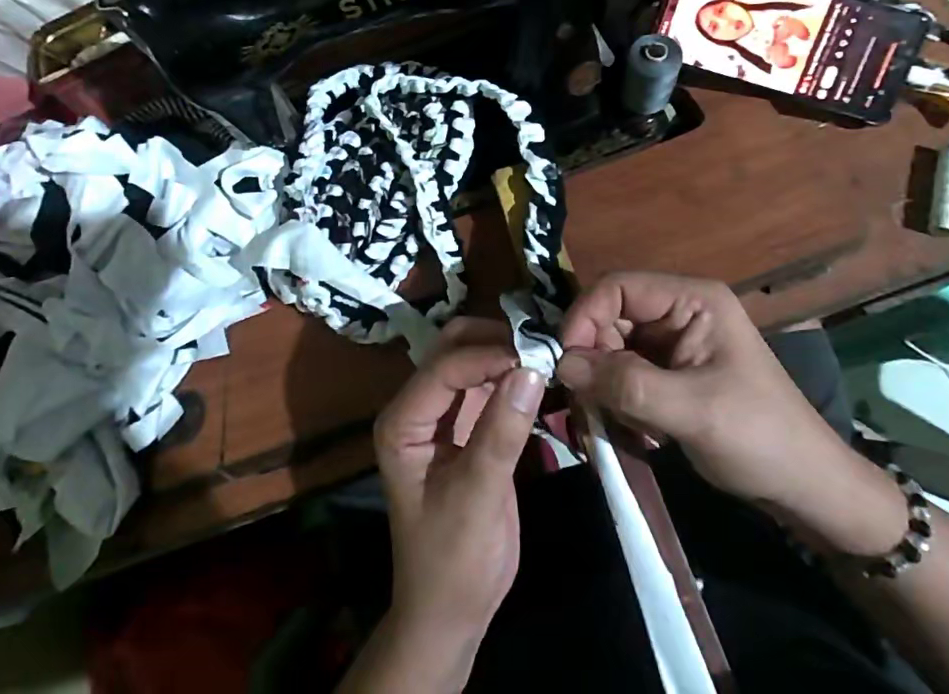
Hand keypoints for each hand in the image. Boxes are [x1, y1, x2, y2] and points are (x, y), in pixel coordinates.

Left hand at [347, 318, 544, 691]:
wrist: (450, 608)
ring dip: (504, 353)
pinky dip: (510, 375)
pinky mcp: (465, 426)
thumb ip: (501, 431)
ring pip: (469, 360)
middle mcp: (416, 409)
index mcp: (402, 422)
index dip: (487, 355)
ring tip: (546, 356)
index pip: (443, 367)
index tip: (536, 356)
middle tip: (541, 349)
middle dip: (493, 341)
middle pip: (450, 349)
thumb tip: (532, 369)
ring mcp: (440, 415)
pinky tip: (539, 377)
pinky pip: (486, 385)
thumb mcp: (478, 496)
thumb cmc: (453, 559)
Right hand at [555, 272, 903, 554]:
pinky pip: (625, 377)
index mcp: (694, 301)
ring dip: (605, 388)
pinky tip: (638, 436)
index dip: (585, 317)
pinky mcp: (671, 376)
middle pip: (611, 319)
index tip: (567, 363)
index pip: (618, 287)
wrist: (808, 490)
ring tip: (617, 427)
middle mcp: (680, 314)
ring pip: (613, 351)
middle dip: (594, 361)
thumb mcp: (691, 410)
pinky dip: (619, 403)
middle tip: (586, 405)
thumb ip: (625, 383)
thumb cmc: (759, 438)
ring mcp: (676, 345)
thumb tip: (561, 364)